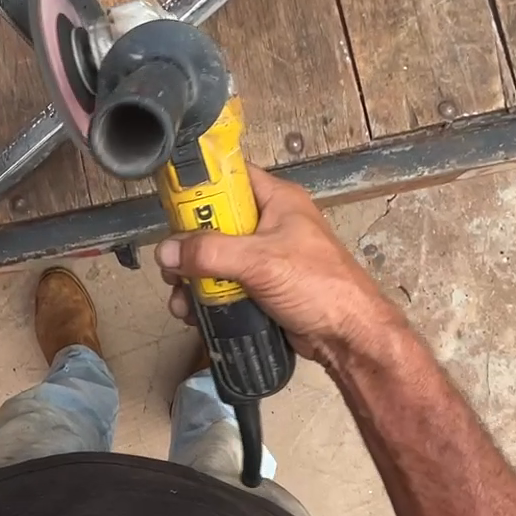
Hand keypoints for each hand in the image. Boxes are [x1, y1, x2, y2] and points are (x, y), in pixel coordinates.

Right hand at [154, 167, 404, 365]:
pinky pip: (223, 285)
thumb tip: (165, 252)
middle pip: (214, 224)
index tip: (169, 205)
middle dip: (187, 247)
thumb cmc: (320, 286)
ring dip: (192, 279)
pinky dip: (205, 298)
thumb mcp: (261, 261)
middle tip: (171, 266)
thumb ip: (211, 254)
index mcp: (277, 201)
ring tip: (180, 298)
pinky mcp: (260, 287)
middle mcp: (268, 224)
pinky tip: (192, 314)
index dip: (199, 186)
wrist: (349, 337)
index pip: (230, 177)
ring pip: (214, 259)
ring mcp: (264, 258)